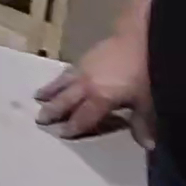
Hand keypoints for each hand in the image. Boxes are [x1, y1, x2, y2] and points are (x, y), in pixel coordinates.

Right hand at [33, 34, 148, 138]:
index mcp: (99, 98)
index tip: (60, 134)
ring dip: (50, 91)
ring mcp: (82, 68)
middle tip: (39, 119)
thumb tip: (147, 145)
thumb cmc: (143, 74)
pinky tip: (59, 78)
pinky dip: (60, 78)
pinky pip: (67, 71)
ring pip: (62, 82)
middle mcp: (85, 84)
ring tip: (38, 96)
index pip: (83, 116)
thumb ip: (143, 124)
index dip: (72, 126)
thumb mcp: (147, 103)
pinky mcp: (84, 57)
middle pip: (66, 100)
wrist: (137, 40)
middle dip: (53, 110)